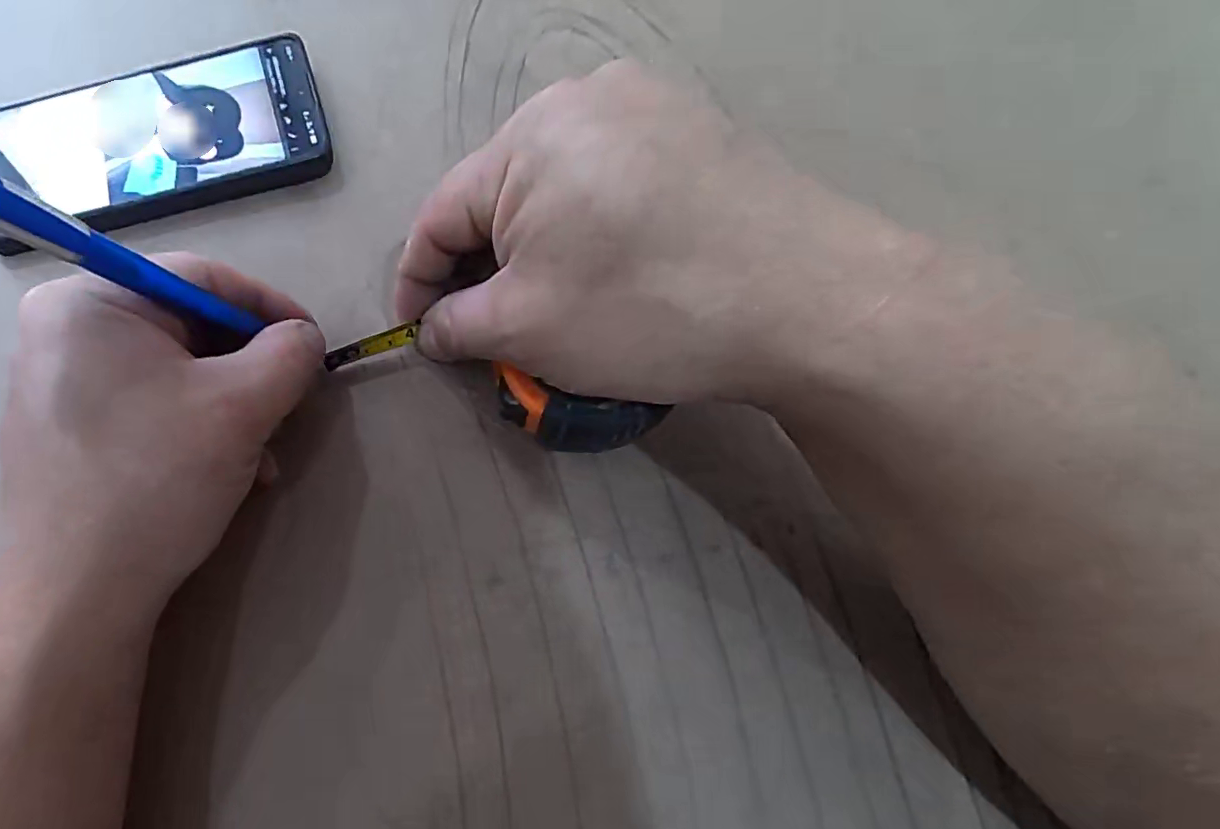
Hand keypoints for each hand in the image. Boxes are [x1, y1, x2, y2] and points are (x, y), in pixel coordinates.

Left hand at [0, 255, 323, 624]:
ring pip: (170, 380)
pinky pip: (145, 415)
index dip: (267, 305)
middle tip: (286, 409)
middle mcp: (59, 335)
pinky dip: (193, 437)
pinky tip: (222, 478)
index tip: (312, 341)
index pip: (198, 279)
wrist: (78, 593)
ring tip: (260, 461)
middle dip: (247, 375)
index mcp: (87, 303)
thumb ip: (286, 356)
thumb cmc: (154, 482)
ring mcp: (55, 391)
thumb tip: (303, 338)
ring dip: (228, 414)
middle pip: (183, 332)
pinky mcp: (65, 440)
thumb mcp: (238, 409)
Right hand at [394, 59, 933, 407]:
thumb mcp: (523, 328)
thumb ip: (454, 325)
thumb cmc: (641, 312)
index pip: (437, 216)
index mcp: (528, 139)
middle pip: (493, 202)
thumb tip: (428, 329)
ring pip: (547, 196)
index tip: (413, 334)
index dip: (414, 282)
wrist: (806, 302)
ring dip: (524, 258)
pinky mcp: (687, 134)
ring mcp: (644, 110)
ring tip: (532, 312)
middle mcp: (582, 104)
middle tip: (475, 331)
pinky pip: (600, 188)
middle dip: (474, 272)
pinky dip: (575, 238)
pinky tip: (589, 278)